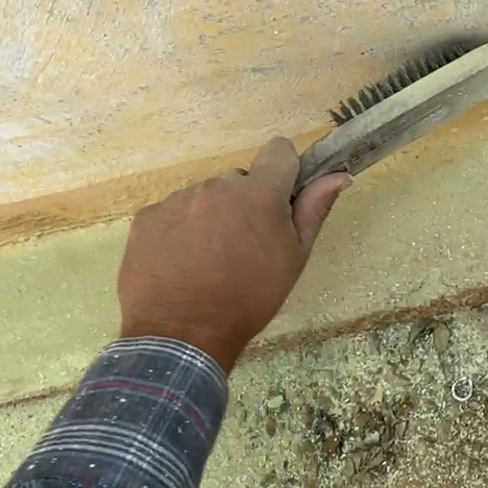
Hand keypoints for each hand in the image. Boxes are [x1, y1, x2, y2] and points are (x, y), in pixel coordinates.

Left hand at [116, 137, 350, 369]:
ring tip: (207, 260)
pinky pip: (172, 212)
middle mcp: (219, 185)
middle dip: (245, 202)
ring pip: (205, 197)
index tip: (280, 198)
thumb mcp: (294, 257)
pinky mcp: (147, 217)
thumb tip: (340, 175)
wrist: (181, 336)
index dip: (283, 170)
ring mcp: (179, 199)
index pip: (279, 150)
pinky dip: (179, 230)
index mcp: (260, 192)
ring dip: (211, 216)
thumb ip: (314, 209)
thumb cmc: (250, 297)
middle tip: (243, 245)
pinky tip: (180, 263)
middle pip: (240, 179)